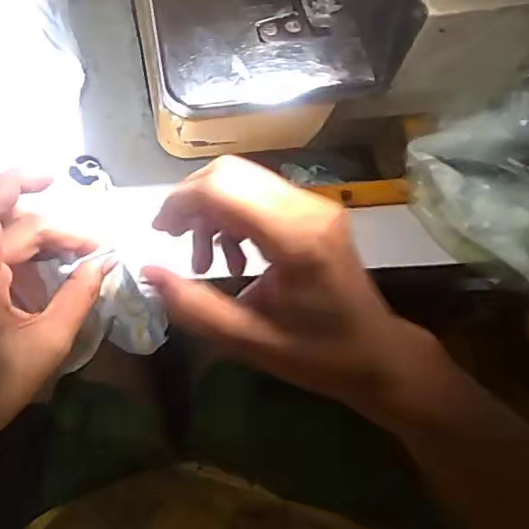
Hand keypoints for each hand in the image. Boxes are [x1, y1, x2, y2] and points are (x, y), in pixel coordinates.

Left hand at [0, 171, 110, 467]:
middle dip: (55, 229)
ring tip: (79, 257)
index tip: (55, 178)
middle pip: (8, 223)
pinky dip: (24, 255)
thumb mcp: (46, 345)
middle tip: (95, 251)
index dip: (16, 180)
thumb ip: (77, 298)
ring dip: (40, 239)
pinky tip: (51, 272)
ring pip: (0, 235)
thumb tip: (104, 263)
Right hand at [142, 157, 453, 423]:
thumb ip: (194, 306)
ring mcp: (313, 205)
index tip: (160, 233)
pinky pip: (255, 192)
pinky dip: (228, 215)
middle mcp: (307, 209)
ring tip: (203, 258)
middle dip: (189, 201)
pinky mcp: (312, 209)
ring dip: (208, 210)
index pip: (223, 190)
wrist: (380, 355)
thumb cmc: (320, 355)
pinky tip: (229, 255)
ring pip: (239, 178)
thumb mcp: (249, 341)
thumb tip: (148, 272)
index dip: (180, 203)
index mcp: (296, 240)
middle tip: (173, 239)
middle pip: (228, 173)